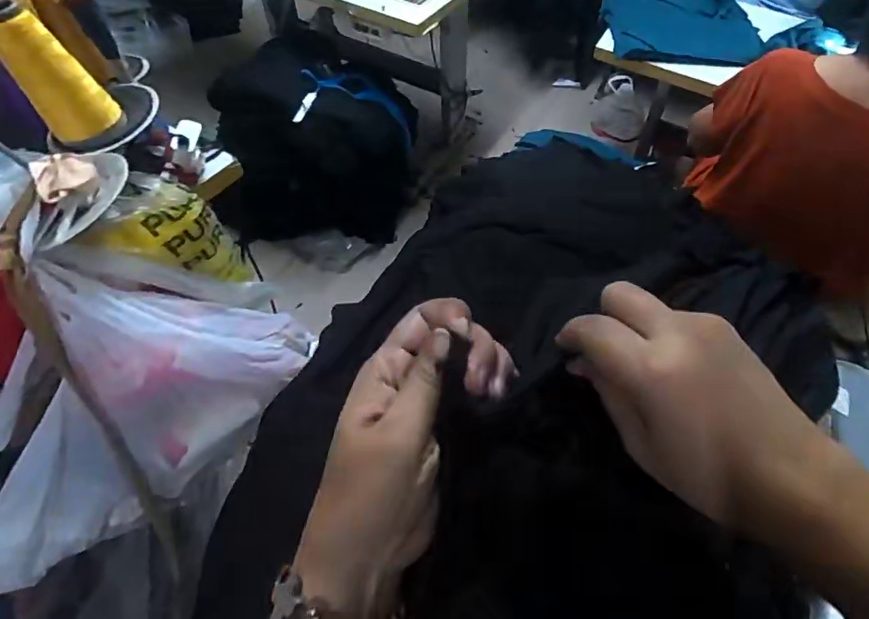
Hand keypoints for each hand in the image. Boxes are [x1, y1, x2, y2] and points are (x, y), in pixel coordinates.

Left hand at [292, 300, 515, 614]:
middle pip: (455, 333)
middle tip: (481, 383)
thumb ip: (424, 377)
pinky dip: (496, 381)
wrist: (368, 555)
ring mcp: (433, 398)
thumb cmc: (370, 490)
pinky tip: (499, 396)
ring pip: (473, 356)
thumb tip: (447, 328)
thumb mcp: (397, 432)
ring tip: (493, 393)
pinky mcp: (452, 420)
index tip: (469, 332)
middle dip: (477, 346)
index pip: (421, 317)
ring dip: (491, 364)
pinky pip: (480, 383)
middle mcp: (411, 375)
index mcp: (386, 370)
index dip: (449, 313)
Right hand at [556, 282, 835, 540]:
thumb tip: (585, 362)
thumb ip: (611, 395)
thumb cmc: (708, 474)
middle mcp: (677, 330)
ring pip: (652, 303)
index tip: (566, 348)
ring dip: (637, 325)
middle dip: (602, 313)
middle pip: (621, 291)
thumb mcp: (644, 447)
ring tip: (646, 367)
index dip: (572, 332)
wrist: (786, 466)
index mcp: (652, 367)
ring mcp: (705, 321)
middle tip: (602, 351)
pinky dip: (665, 332)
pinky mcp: (726, 323)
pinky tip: (678, 368)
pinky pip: (680, 316)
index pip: (595, 327)